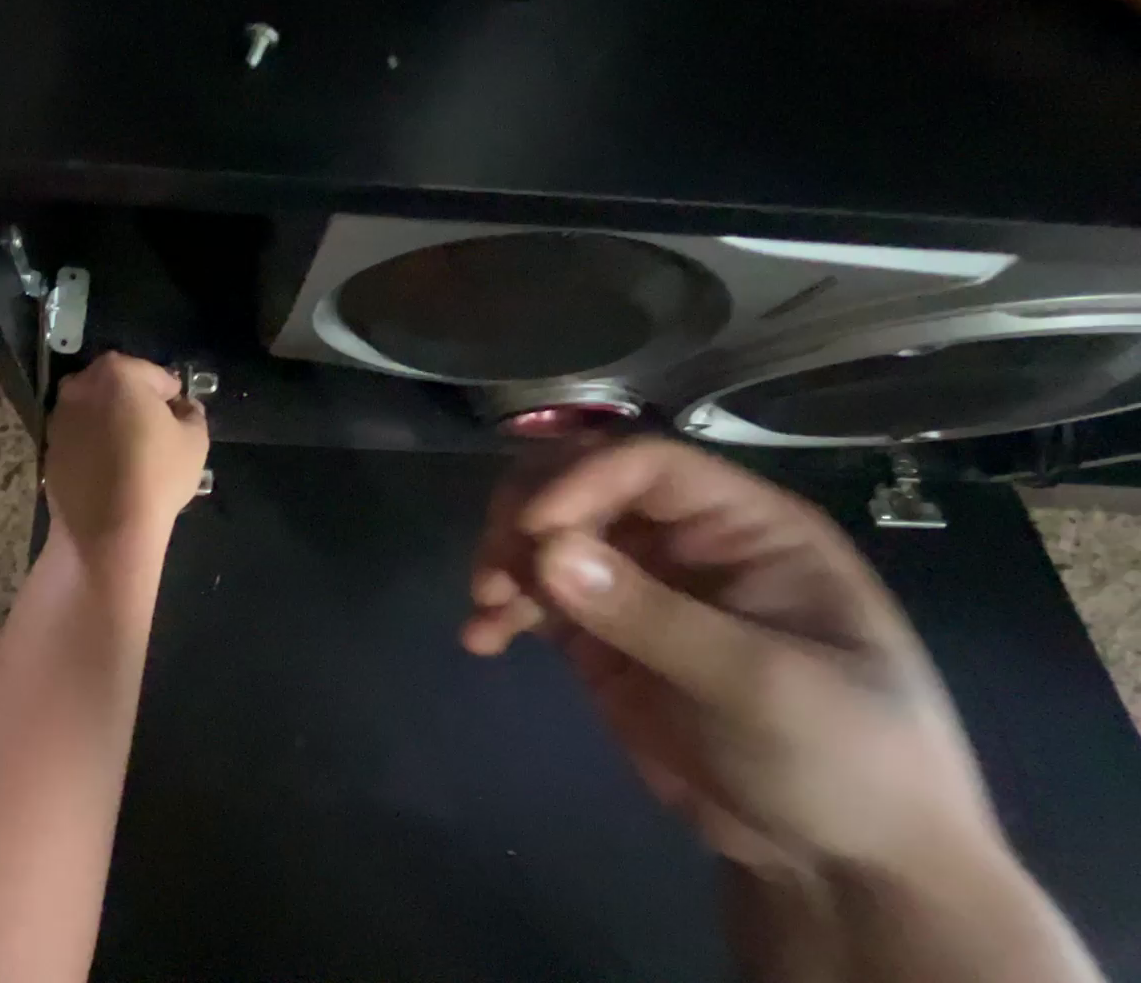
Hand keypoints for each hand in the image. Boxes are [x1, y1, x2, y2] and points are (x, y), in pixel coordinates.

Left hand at [45, 353, 208, 563]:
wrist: (107, 529)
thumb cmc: (157, 475)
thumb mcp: (195, 441)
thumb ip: (192, 414)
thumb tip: (185, 408)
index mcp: (117, 374)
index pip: (155, 375)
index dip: (171, 397)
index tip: (178, 418)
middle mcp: (80, 387)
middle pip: (117, 386)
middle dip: (135, 402)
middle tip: (155, 433)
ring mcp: (59, 419)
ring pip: (94, 411)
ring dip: (110, 423)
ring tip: (130, 454)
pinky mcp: (49, 450)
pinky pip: (79, 438)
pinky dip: (92, 446)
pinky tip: (109, 471)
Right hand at [465, 439, 1000, 876]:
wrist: (836, 857)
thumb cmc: (841, 757)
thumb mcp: (760, 685)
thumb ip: (651, 616)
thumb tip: (546, 552)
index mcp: (745, 527)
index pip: (647, 466)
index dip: (582, 482)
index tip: (531, 531)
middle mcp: (683, 542)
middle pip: (583, 486)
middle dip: (527, 515)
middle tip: (495, 566)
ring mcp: (637, 589)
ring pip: (548, 537)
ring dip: (507, 560)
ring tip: (488, 607)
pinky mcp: (600, 636)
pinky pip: (537, 598)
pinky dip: (503, 609)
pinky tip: (483, 640)